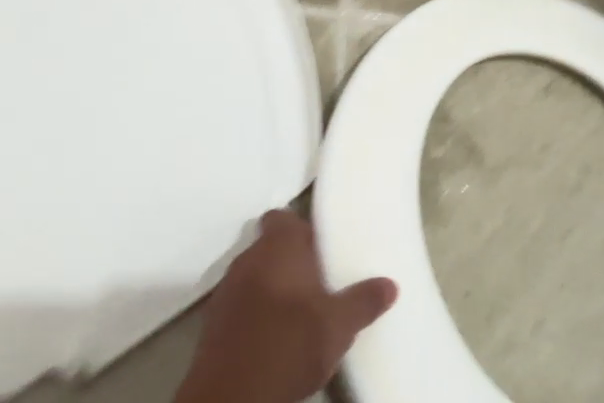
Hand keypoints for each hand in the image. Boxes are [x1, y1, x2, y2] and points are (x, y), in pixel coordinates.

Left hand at [174, 209, 397, 402]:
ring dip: (272, 288)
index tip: (320, 248)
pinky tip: (274, 337)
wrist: (233, 394)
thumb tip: (390, 284)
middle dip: (291, 262)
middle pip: (269, 247)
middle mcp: (248, 258)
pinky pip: (240, 304)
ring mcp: (226, 290)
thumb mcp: (339, 326)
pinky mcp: (214, 322)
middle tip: (319, 283)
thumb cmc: (290, 344)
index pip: (283, 218)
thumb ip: (364, 301)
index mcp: (278, 247)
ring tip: (299, 314)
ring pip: (254, 276)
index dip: (300, 229)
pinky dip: (255, 313)